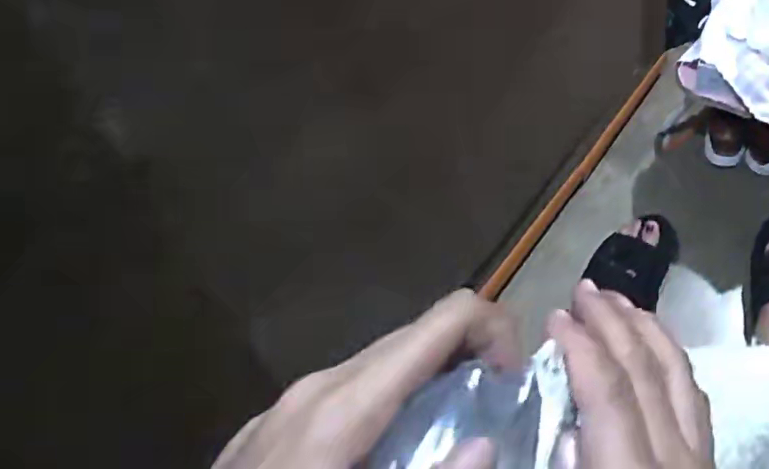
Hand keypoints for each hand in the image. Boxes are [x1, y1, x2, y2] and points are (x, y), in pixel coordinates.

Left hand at [212, 290, 522, 468]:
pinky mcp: (259, 436)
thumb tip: (486, 443)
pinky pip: (345, 393)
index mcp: (345, 404)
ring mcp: (281, 409)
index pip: (450, 315)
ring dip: (429, 382)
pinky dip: (385, 404)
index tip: (510, 386)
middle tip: (489, 412)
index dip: (498, 330)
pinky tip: (379, 459)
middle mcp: (318, 386)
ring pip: (384, 362)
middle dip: (471, 356)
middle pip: (422, 333)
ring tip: (441, 438)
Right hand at [549, 281, 712, 468]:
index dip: (581, 348)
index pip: (609, 393)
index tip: (555, 316)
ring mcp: (702, 459)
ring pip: (679, 374)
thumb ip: (567, 468)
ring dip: (646, 330)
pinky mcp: (712, 461)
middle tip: (584, 290)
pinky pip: (695, 396)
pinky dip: (672, 360)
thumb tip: (567, 431)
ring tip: (618, 302)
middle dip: (613, 323)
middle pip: (647, 371)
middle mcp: (678, 458)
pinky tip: (658, 347)